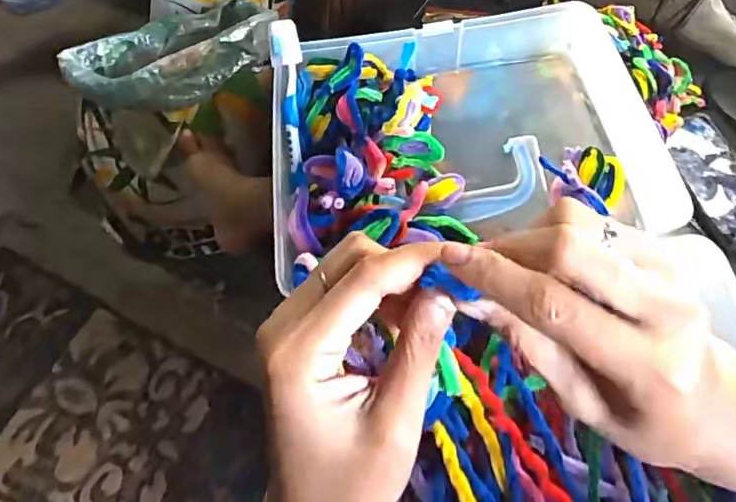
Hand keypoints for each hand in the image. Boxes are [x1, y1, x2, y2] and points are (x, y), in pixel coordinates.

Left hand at [258, 233, 454, 501]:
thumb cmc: (352, 486)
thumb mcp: (395, 426)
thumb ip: (418, 350)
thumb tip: (445, 289)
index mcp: (299, 350)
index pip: (362, 278)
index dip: (412, 260)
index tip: (454, 258)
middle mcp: (281, 323)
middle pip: (349, 257)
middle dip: (400, 266)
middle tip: (440, 293)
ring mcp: (283, 321)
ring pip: (344, 263)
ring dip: (389, 275)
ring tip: (422, 310)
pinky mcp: (292, 326)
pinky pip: (337, 283)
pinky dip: (374, 289)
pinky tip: (398, 316)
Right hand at [439, 199, 735, 476]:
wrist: (721, 401)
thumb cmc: (652, 422)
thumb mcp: (590, 411)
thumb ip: (535, 351)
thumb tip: (477, 299)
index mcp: (646, 363)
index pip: (555, 304)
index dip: (495, 277)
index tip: (450, 263)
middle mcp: (661, 304)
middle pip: (568, 246)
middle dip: (510, 247)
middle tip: (477, 260)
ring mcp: (665, 266)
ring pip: (578, 222)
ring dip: (529, 234)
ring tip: (509, 260)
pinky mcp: (660, 244)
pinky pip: (592, 220)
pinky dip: (554, 231)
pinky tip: (544, 256)